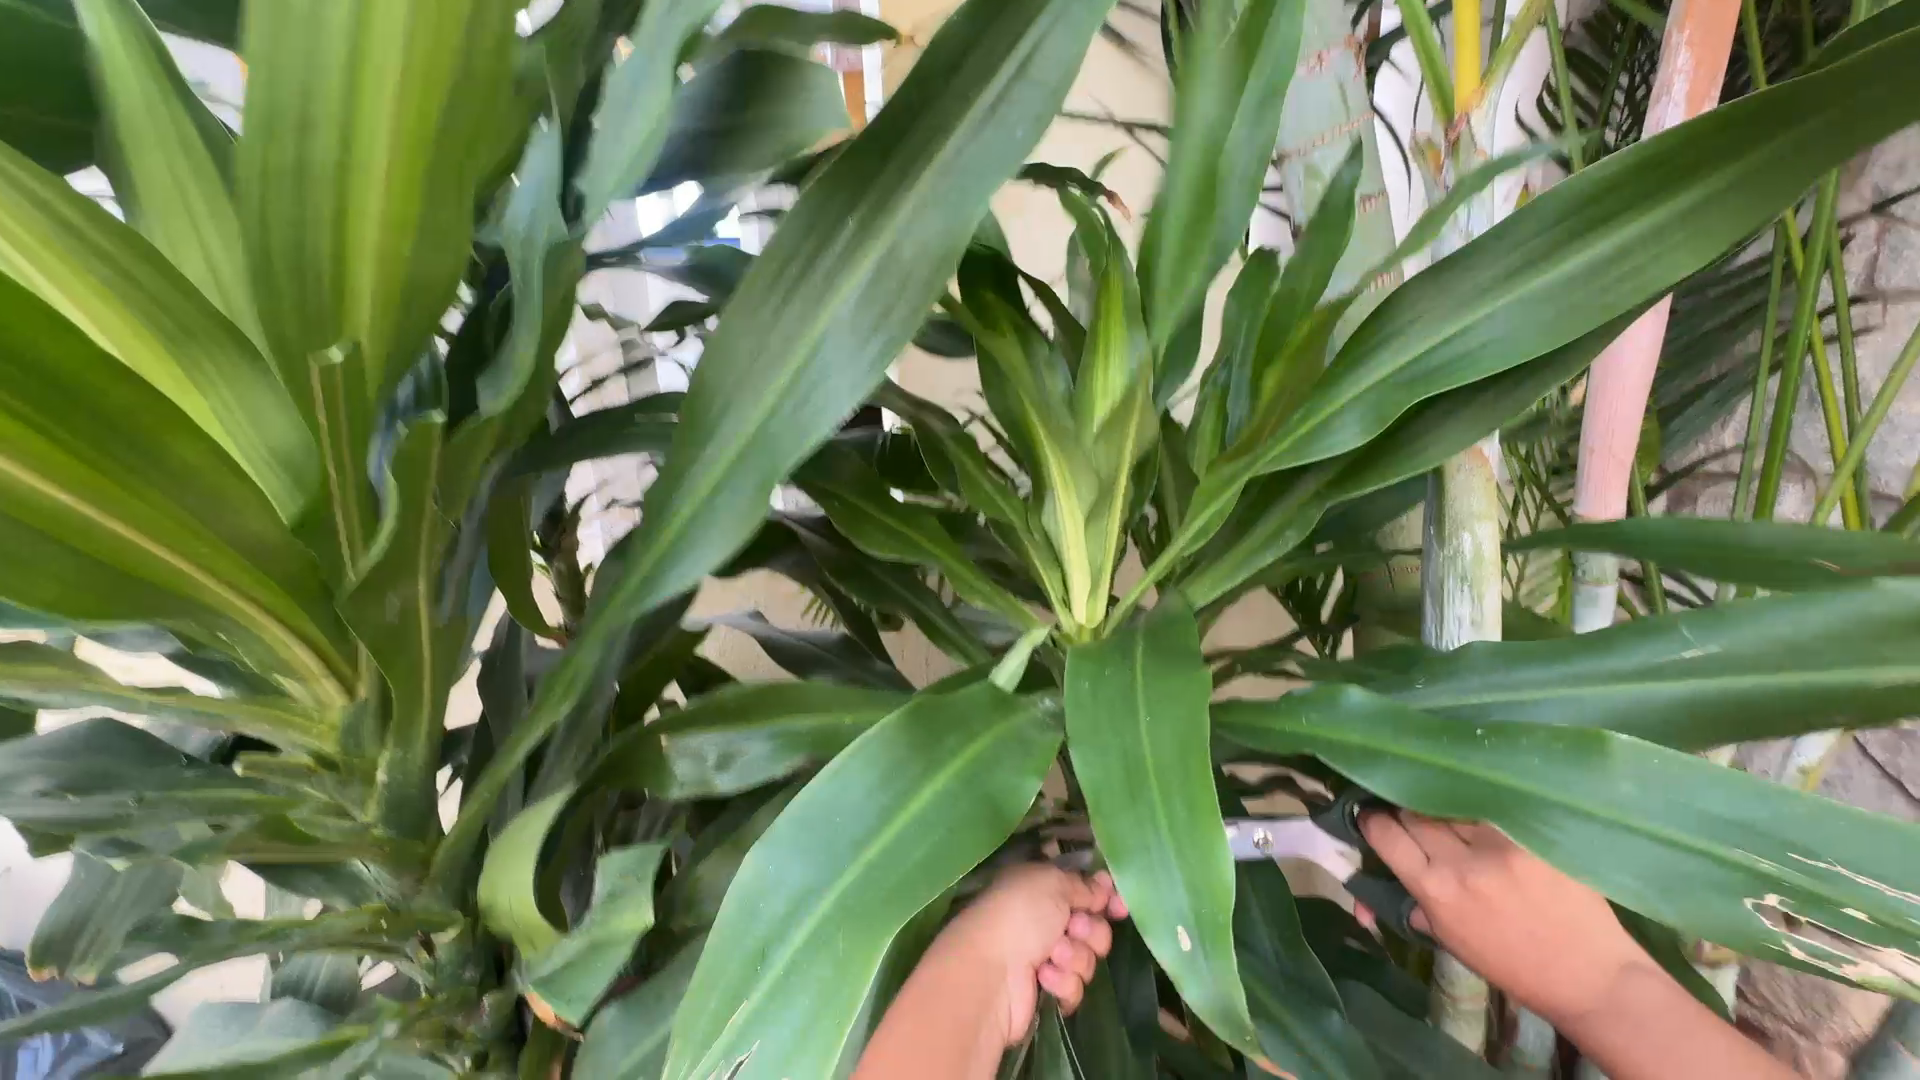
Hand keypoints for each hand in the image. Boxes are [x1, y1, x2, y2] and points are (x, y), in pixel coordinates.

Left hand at [926, 863, 1128, 1046]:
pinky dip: (1063, 981)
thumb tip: (1101, 887)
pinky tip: (1043, 977)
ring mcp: (1046, 956)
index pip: (1084, 889)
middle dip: (1089, 930)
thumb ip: (1082, 885)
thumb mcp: (1052, 883)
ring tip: (1051, 956)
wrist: (992, 971)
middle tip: (1072, 928)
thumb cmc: (1020, 915)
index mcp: (1041, 887)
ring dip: (1073, 956)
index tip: (1120, 906)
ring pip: (1087, 958)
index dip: (1105, 898)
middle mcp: (1044, 919)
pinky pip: (1075, 985)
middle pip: (1093, 926)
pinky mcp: (1048, 989)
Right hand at [1358, 811, 1658, 1026]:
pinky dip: (1479, 813)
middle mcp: (1461, 864)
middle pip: (1414, 813)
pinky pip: (1490, 811)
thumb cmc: (1514, 966)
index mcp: (1435, 892)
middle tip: (1412, 819)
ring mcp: (1500, 847)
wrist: (1592, 978)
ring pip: (1450, 806)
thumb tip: (1385, 876)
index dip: (1373, 821)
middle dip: (1407, 814)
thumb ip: (1418, 902)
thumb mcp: (1451, 940)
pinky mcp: (1532, 838)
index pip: (1385, 834)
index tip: (1372, 816)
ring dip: (1444, 812)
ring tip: (1451, 820)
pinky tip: (1481, 817)